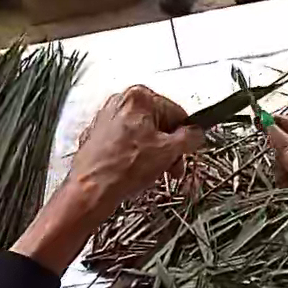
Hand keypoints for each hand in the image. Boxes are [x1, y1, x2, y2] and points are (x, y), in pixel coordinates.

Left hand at [14, 85, 201, 271]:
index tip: (186, 152)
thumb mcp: (169, 152)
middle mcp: (119, 102)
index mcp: (138, 97)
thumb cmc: (122, 169)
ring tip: (152, 173)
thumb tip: (196, 133)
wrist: (90, 190)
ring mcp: (105, 119)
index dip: (184, 136)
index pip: (176, 113)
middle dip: (167, 148)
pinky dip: (132, 156)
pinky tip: (133, 172)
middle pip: (158, 123)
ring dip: (152, 154)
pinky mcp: (96, 136)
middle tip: (172, 167)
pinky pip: (124, 143)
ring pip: (141, 134)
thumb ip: (190, 137)